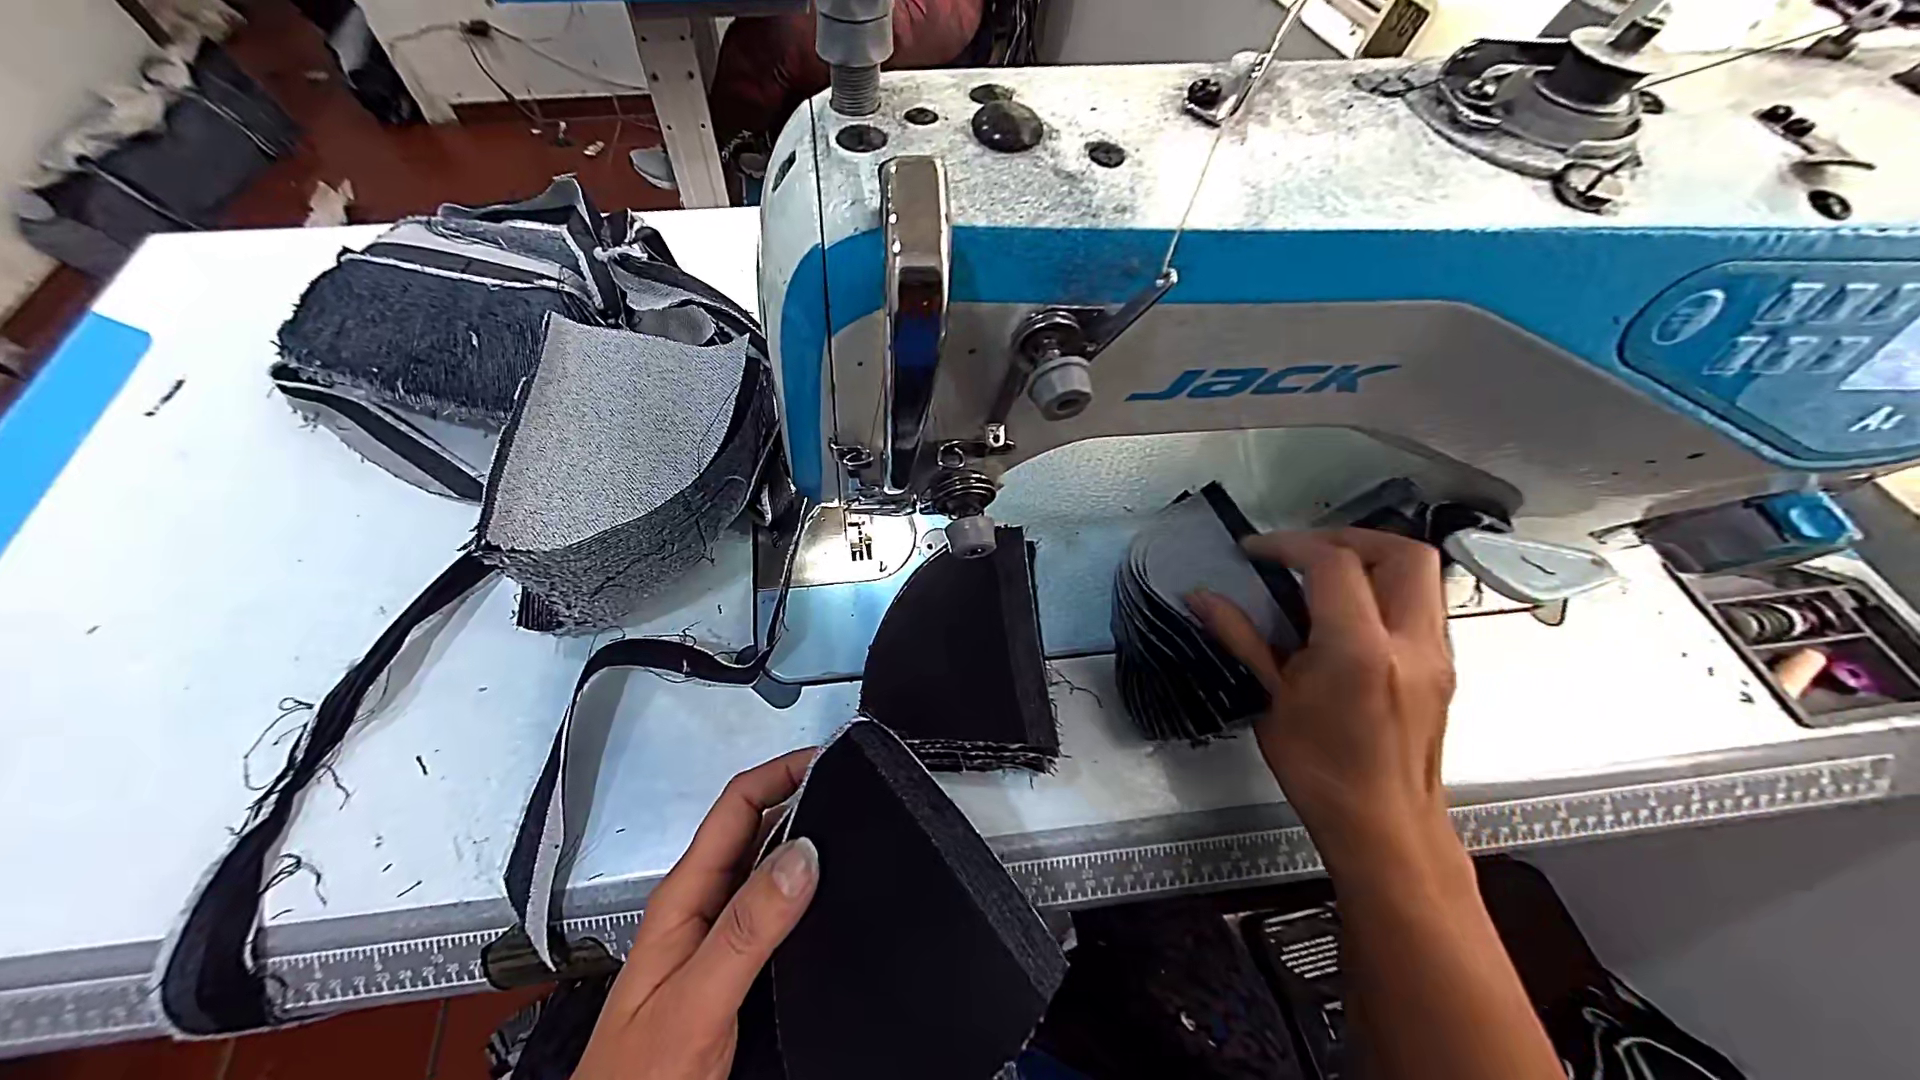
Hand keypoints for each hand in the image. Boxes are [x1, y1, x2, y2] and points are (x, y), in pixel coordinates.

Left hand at [575, 749, 819, 1079]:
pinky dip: (806, 880)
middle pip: (755, 824)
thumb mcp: (695, 1001)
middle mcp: (701, 902)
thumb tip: (804, 853)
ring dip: (806, 835)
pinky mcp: (736, 959)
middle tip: (850, 785)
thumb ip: (747, 927)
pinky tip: (830, 888)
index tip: (828, 758)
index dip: (781, 772)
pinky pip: (777, 899)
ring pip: (768, 860)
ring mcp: (718, 931)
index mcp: (684, 896)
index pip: (736, 805)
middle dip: (800, 794)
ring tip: (849, 824)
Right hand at [1187, 529, 1454, 872]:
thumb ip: (1240, 637)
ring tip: (1321, 575)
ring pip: (1420, 572)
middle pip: (1399, 551)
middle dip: (1345, 537)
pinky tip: (1345, 613)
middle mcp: (1411, 643)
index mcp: (1361, 651)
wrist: (1385, 826)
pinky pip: (1421, 602)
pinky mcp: (1443, 665)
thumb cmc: (1321, 771)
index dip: (1288, 545)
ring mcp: (1437, 654)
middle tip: (1301, 552)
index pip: (1333, 563)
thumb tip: (1201, 598)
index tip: (1256, 551)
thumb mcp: (1270, 699)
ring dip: (1369, 558)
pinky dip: (1383, 587)